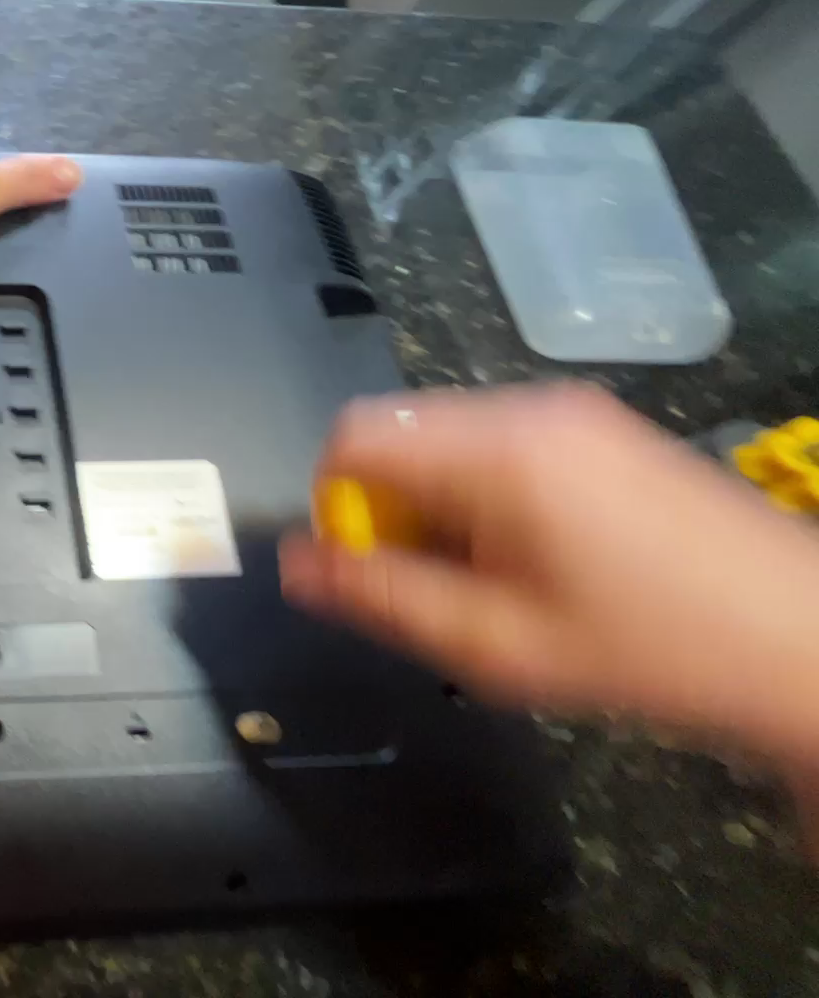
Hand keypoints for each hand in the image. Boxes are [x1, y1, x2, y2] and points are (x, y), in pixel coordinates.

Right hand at [279, 383, 818, 765]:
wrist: (814, 647)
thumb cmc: (647, 649)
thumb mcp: (489, 643)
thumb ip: (375, 595)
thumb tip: (292, 564)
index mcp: (497, 453)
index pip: (352, 438)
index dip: (335, 501)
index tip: (373, 560)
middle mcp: (525, 410)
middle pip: (387, 434)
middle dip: (382, 503)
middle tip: (433, 574)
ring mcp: (564, 410)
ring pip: (429, 436)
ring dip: (424, 497)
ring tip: (484, 565)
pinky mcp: (587, 423)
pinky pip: (479, 438)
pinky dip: (466, 486)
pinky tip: (520, 542)